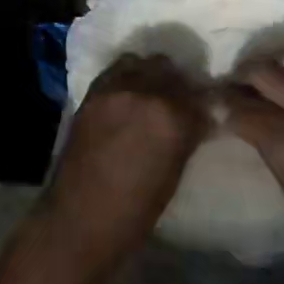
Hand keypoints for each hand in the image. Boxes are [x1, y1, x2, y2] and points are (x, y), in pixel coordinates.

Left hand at [37, 54, 208, 277]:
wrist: (78, 220)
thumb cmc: (135, 210)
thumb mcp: (175, 173)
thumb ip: (187, 135)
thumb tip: (198, 118)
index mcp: (172, 117)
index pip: (200, 96)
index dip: (204, 106)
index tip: (204, 116)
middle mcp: (145, 92)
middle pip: (172, 71)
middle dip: (180, 87)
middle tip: (179, 105)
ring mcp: (115, 89)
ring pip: (144, 63)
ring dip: (153, 76)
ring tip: (153, 96)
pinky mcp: (93, 93)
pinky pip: (118, 70)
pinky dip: (129, 76)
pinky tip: (130, 97)